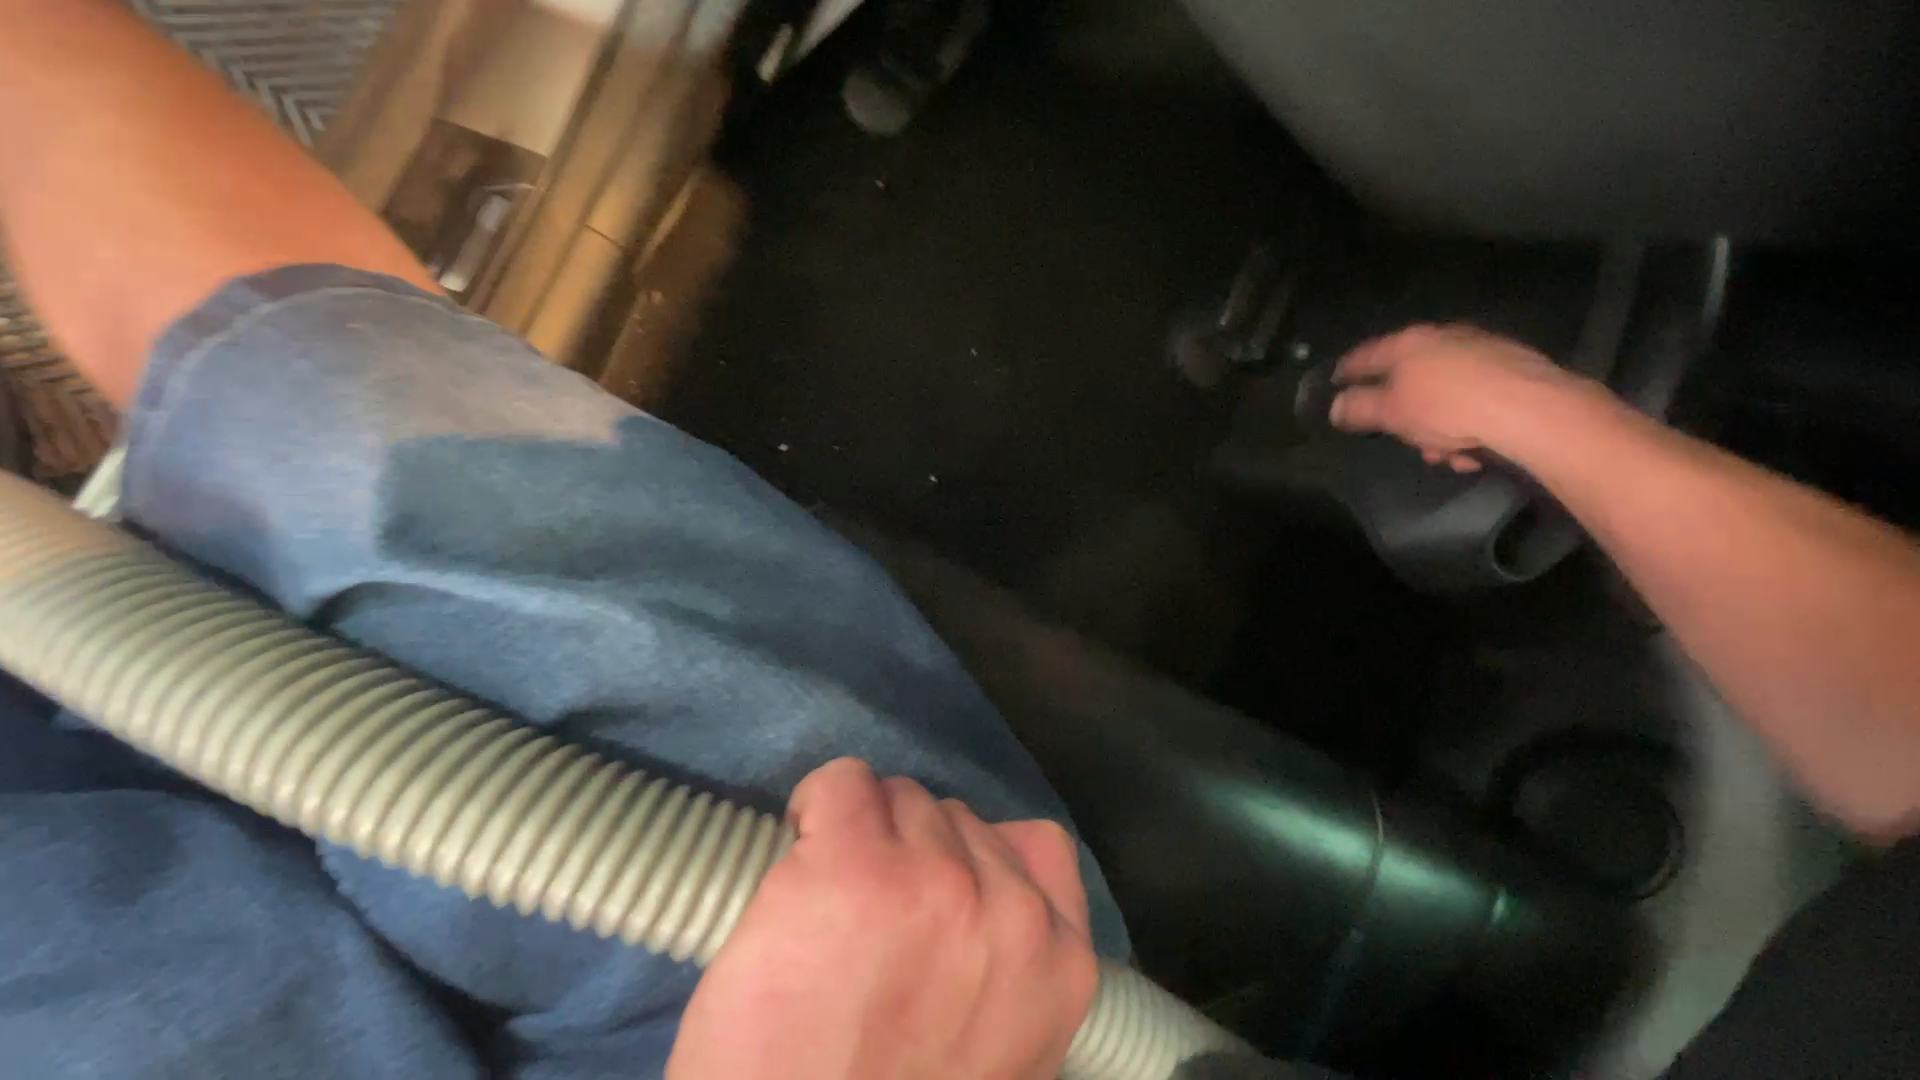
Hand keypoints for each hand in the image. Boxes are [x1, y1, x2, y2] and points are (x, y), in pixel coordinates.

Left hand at [666, 758, 1097, 1079]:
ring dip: (867, 834)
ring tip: (829, 902)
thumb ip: (1011, 966)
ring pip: (901, 798)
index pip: (1035, 845)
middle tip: (869, 917)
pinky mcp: (852, 861)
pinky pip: (843, 783)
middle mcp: (1008, 910)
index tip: (932, 892)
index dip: (975, 862)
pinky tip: (800, 847)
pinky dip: (820, 804)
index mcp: (1057, 960)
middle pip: (957, 819)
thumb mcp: (1000, 1050)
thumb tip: (984, 886)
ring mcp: (933, 879)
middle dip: (916, 853)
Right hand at [1329, 324, 1607, 470]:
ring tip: (1444, 453)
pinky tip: (1472, 449)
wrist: (1532, 410)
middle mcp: (1445, 338)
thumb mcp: (1391, 413)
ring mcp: (1483, 351)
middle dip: (1402, 411)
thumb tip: (1335, 405)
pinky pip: (1475, 399)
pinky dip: (1467, 423)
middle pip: (1409, 376)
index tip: (1334, 382)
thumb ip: (1358, 407)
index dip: (1346, 370)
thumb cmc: (1448, 407)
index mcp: (1409, 342)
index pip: (1365, 354)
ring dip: (1437, 426)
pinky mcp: (1515, 370)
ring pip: (1444, 393)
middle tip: (1399, 437)